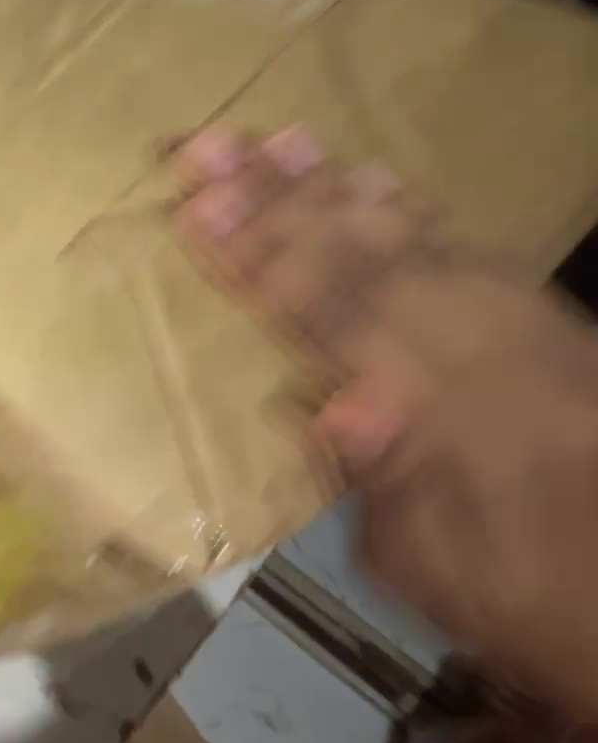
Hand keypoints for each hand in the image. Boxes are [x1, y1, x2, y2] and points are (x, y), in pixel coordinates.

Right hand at [173, 127, 597, 720]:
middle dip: (283, 205)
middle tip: (214, 148)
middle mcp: (503, 364)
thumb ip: (381, 481)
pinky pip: (470, 256)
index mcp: (460, 425)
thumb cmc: (504, 600)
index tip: (195, 210)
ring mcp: (533, 340)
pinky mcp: (547, 333)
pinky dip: (410, 215)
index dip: (262, 263)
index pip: (338, 322)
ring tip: (278, 143)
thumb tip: (336, 405)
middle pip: (374, 266)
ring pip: (422, 247)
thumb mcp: (424, 567)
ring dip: (337, 194)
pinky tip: (370, 182)